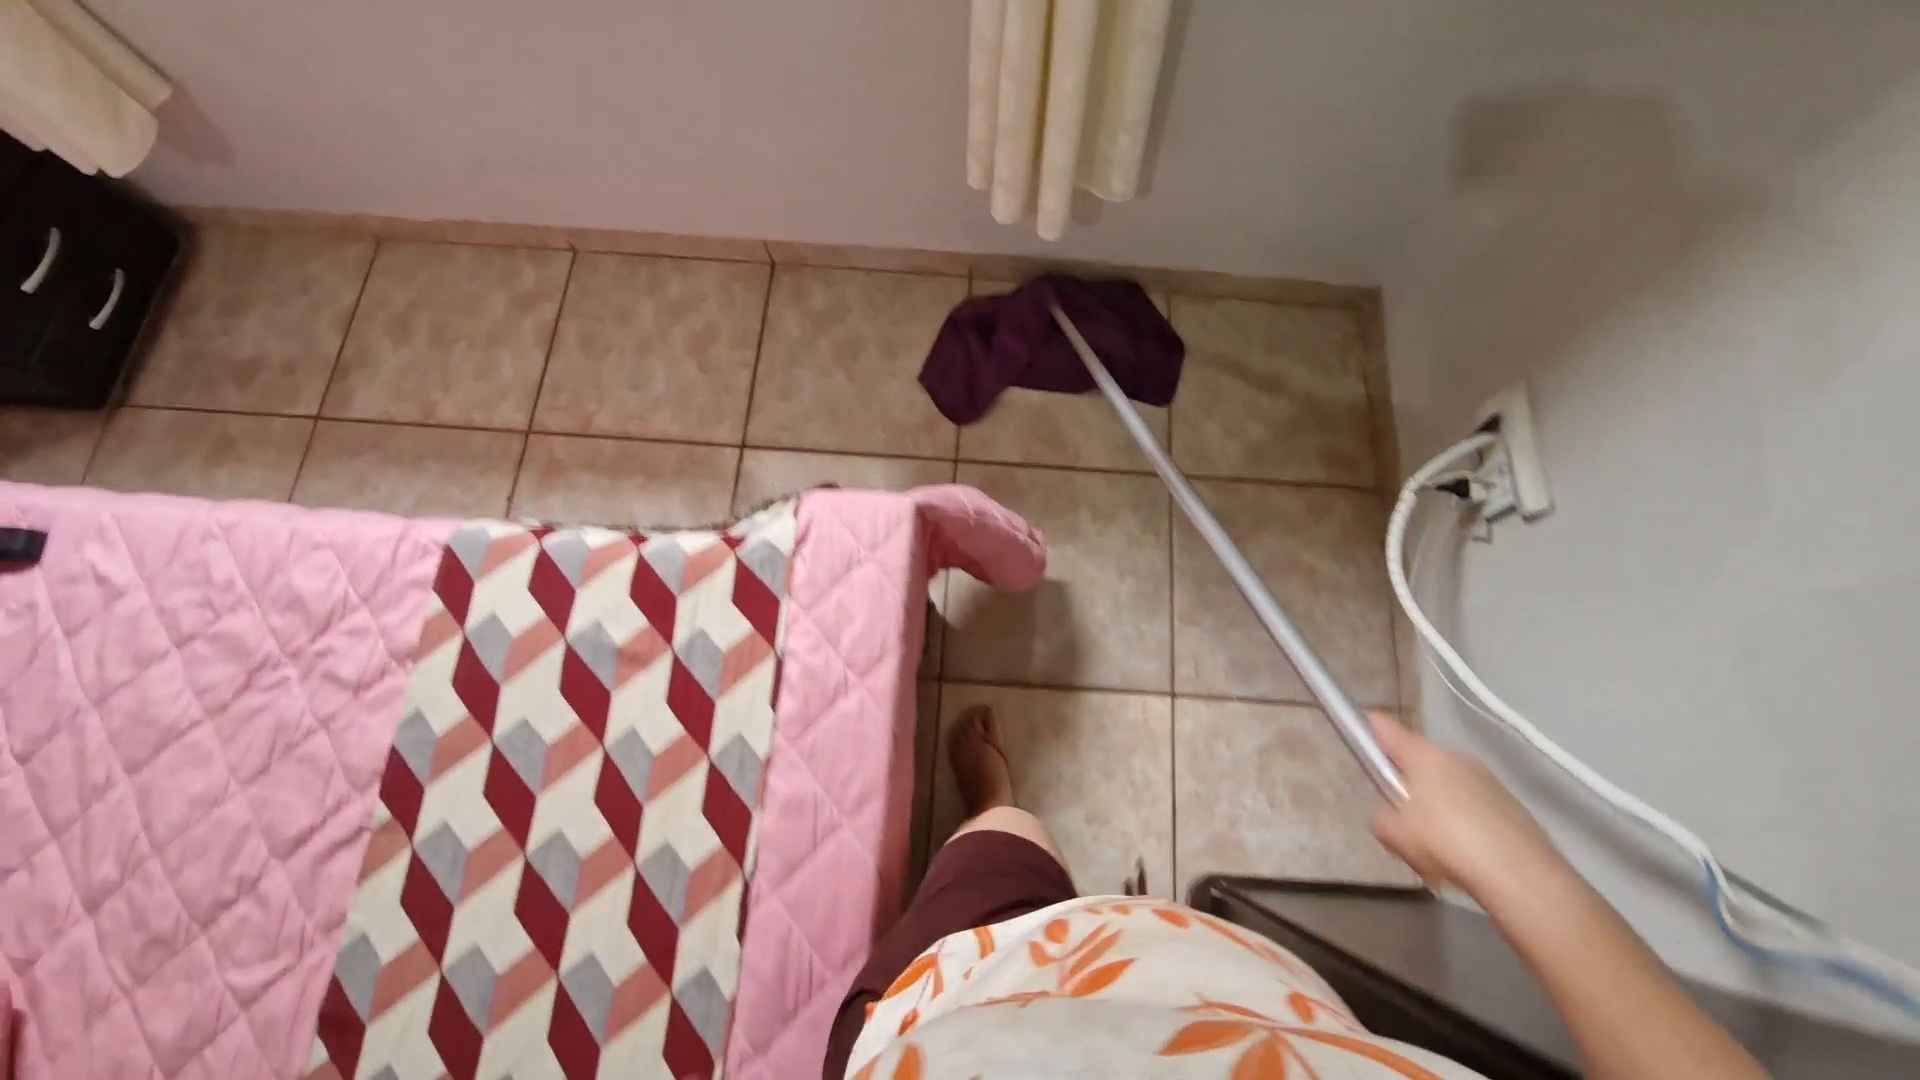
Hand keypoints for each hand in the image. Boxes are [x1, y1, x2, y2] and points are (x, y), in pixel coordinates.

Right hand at [1367, 713, 1560, 892]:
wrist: (1521, 875)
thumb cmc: (1446, 843)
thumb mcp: (1392, 833)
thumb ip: (1380, 815)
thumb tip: (1390, 813)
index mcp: (1422, 756)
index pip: (1384, 726)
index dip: (1367, 725)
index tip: (1357, 730)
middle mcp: (1455, 757)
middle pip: (1417, 763)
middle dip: (1407, 786)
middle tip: (1403, 821)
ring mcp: (1487, 779)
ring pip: (1447, 787)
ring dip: (1437, 808)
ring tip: (1438, 850)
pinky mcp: (1512, 804)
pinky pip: (1474, 807)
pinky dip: (1465, 824)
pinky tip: (1466, 856)